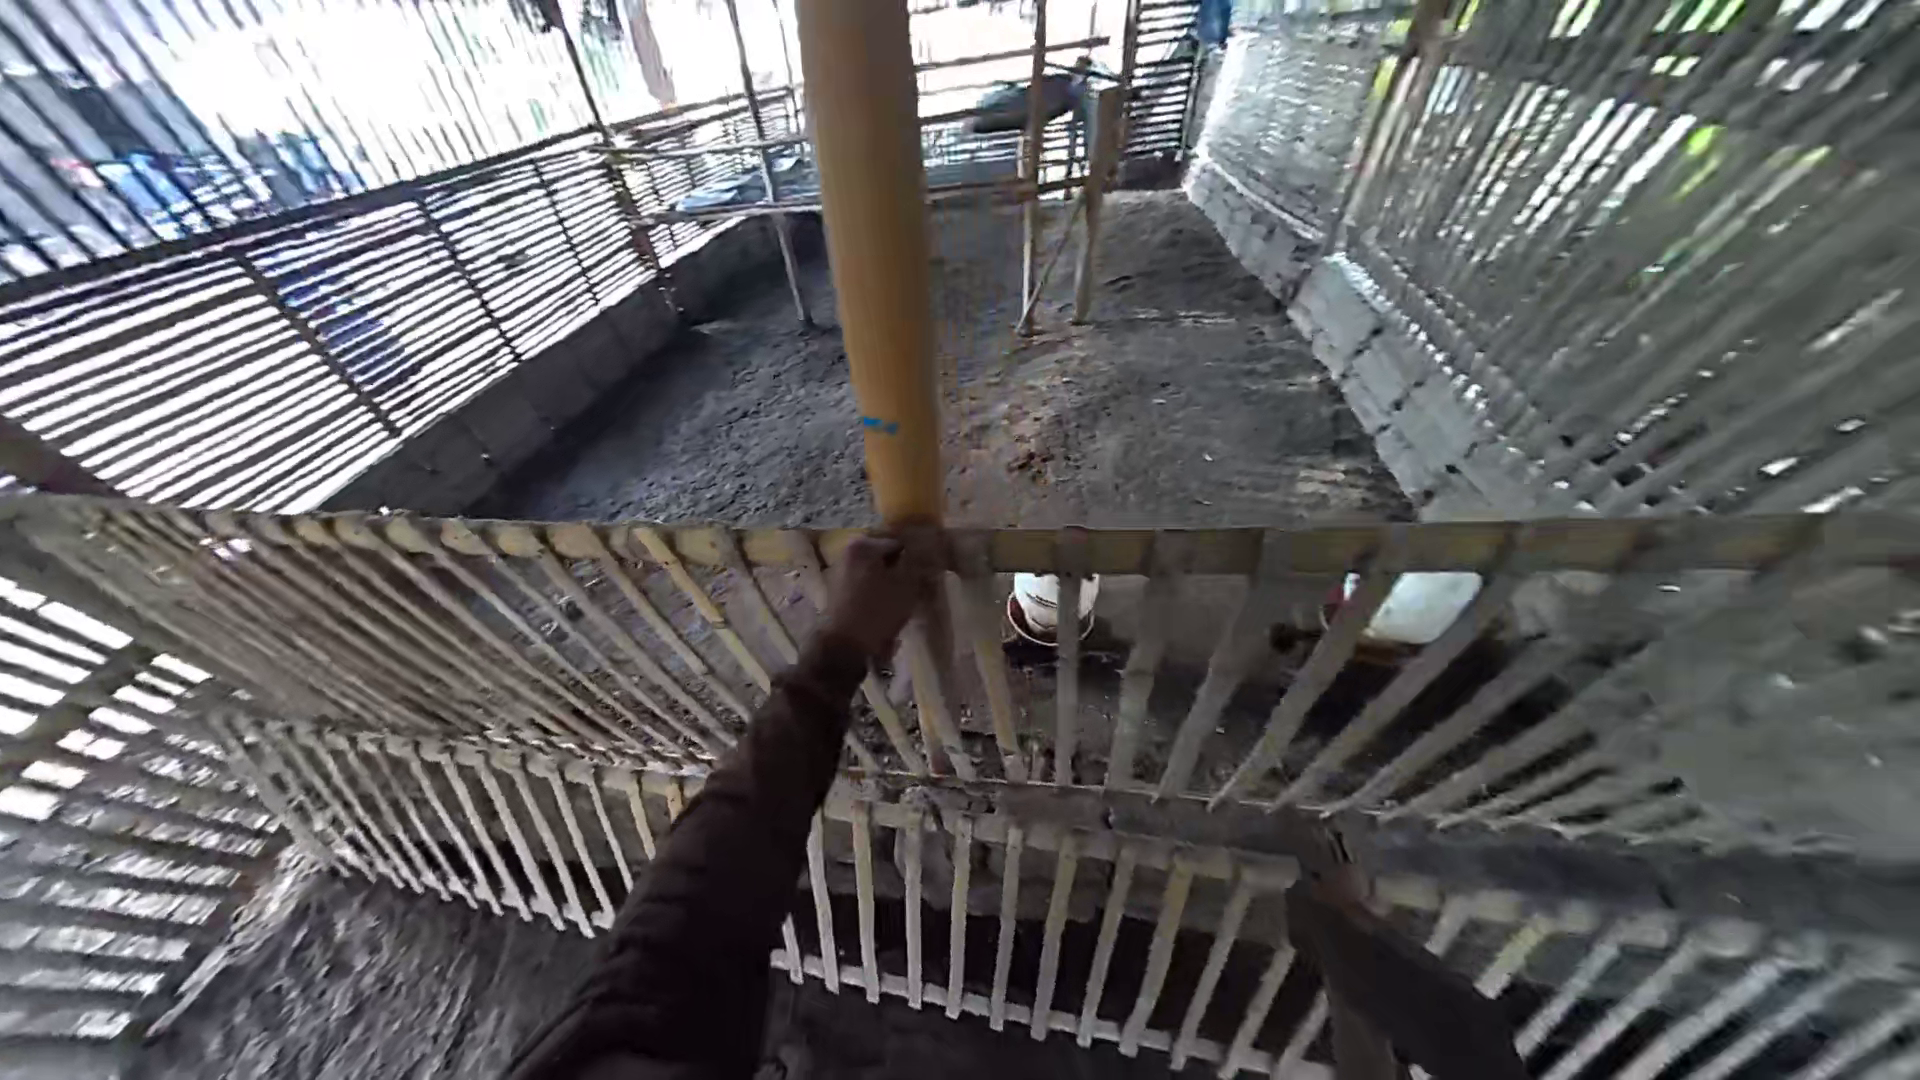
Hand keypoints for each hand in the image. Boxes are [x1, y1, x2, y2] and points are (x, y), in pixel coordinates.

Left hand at [824, 527, 940, 661]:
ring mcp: (840, 571)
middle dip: (900, 568)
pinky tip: (887, 605)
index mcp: (863, 546)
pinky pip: (865, 584)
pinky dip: (877, 590)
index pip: (899, 542)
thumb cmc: (878, 610)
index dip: (914, 557)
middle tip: (916, 584)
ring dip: (889, 580)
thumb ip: (916, 564)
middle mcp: (848, 553)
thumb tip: (924, 552)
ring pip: (875, 570)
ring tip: (903, 597)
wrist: (844, 645)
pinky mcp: (838, 590)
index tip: (925, 571)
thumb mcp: (907, 586)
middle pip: (884, 556)